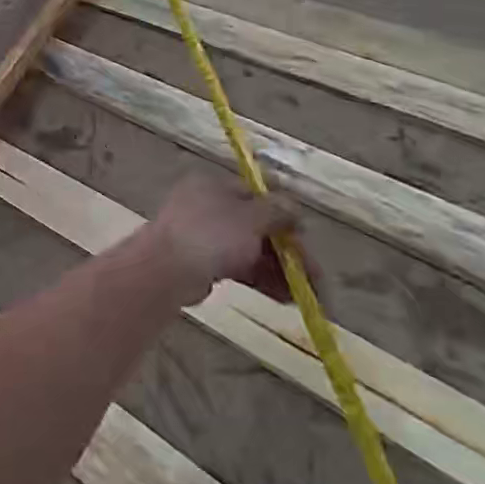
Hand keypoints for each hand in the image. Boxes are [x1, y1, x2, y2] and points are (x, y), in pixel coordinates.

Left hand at [145, 173, 294, 304]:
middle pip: (256, 225)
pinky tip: (285, 297)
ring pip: (249, 248)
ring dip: (280, 269)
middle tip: (316, 277)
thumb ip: (276, 211)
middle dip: (289, 251)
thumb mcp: (251, 217)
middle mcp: (204, 205)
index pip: (256, 195)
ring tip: (306, 295)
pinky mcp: (200, 260)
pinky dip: (261, 278)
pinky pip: (238, 266)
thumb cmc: (211, 234)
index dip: (284, 216)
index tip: (304, 237)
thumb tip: (292, 207)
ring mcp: (201, 234)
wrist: (168, 269)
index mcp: (212, 185)